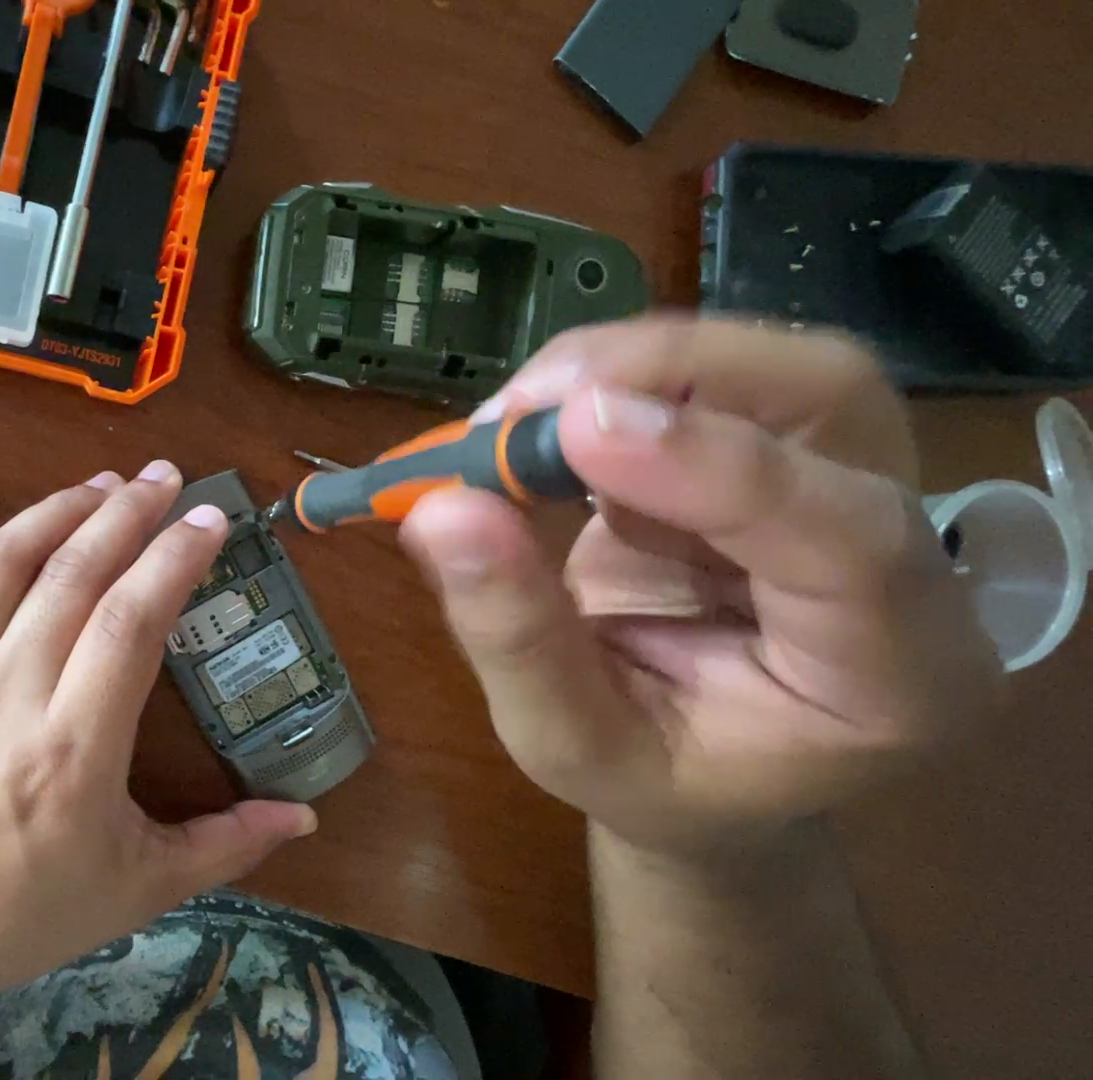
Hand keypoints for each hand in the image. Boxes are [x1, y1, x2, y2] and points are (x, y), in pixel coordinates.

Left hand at [0, 463, 315, 1014]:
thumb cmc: (24, 911)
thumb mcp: (139, 889)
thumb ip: (226, 846)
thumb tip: (305, 818)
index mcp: (76, 745)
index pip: (132, 621)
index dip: (174, 560)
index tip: (209, 520)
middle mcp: (11, 692)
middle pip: (75, 574)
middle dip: (127, 514)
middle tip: (165, 476)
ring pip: (4, 564)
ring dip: (57, 509)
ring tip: (102, 482)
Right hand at [401, 318, 1003, 854]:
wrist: (698, 769)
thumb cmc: (651, 781)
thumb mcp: (562, 741)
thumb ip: (514, 637)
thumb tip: (439, 511)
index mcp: (891, 676)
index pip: (851, 540)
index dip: (718, 467)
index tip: (575, 428)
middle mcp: (903, 558)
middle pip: (828, 401)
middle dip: (668, 376)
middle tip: (527, 408)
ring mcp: (845, 487)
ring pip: (767, 366)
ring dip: (624, 370)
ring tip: (509, 426)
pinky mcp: (776, 455)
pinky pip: (703, 379)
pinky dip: (605, 382)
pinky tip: (537, 430)